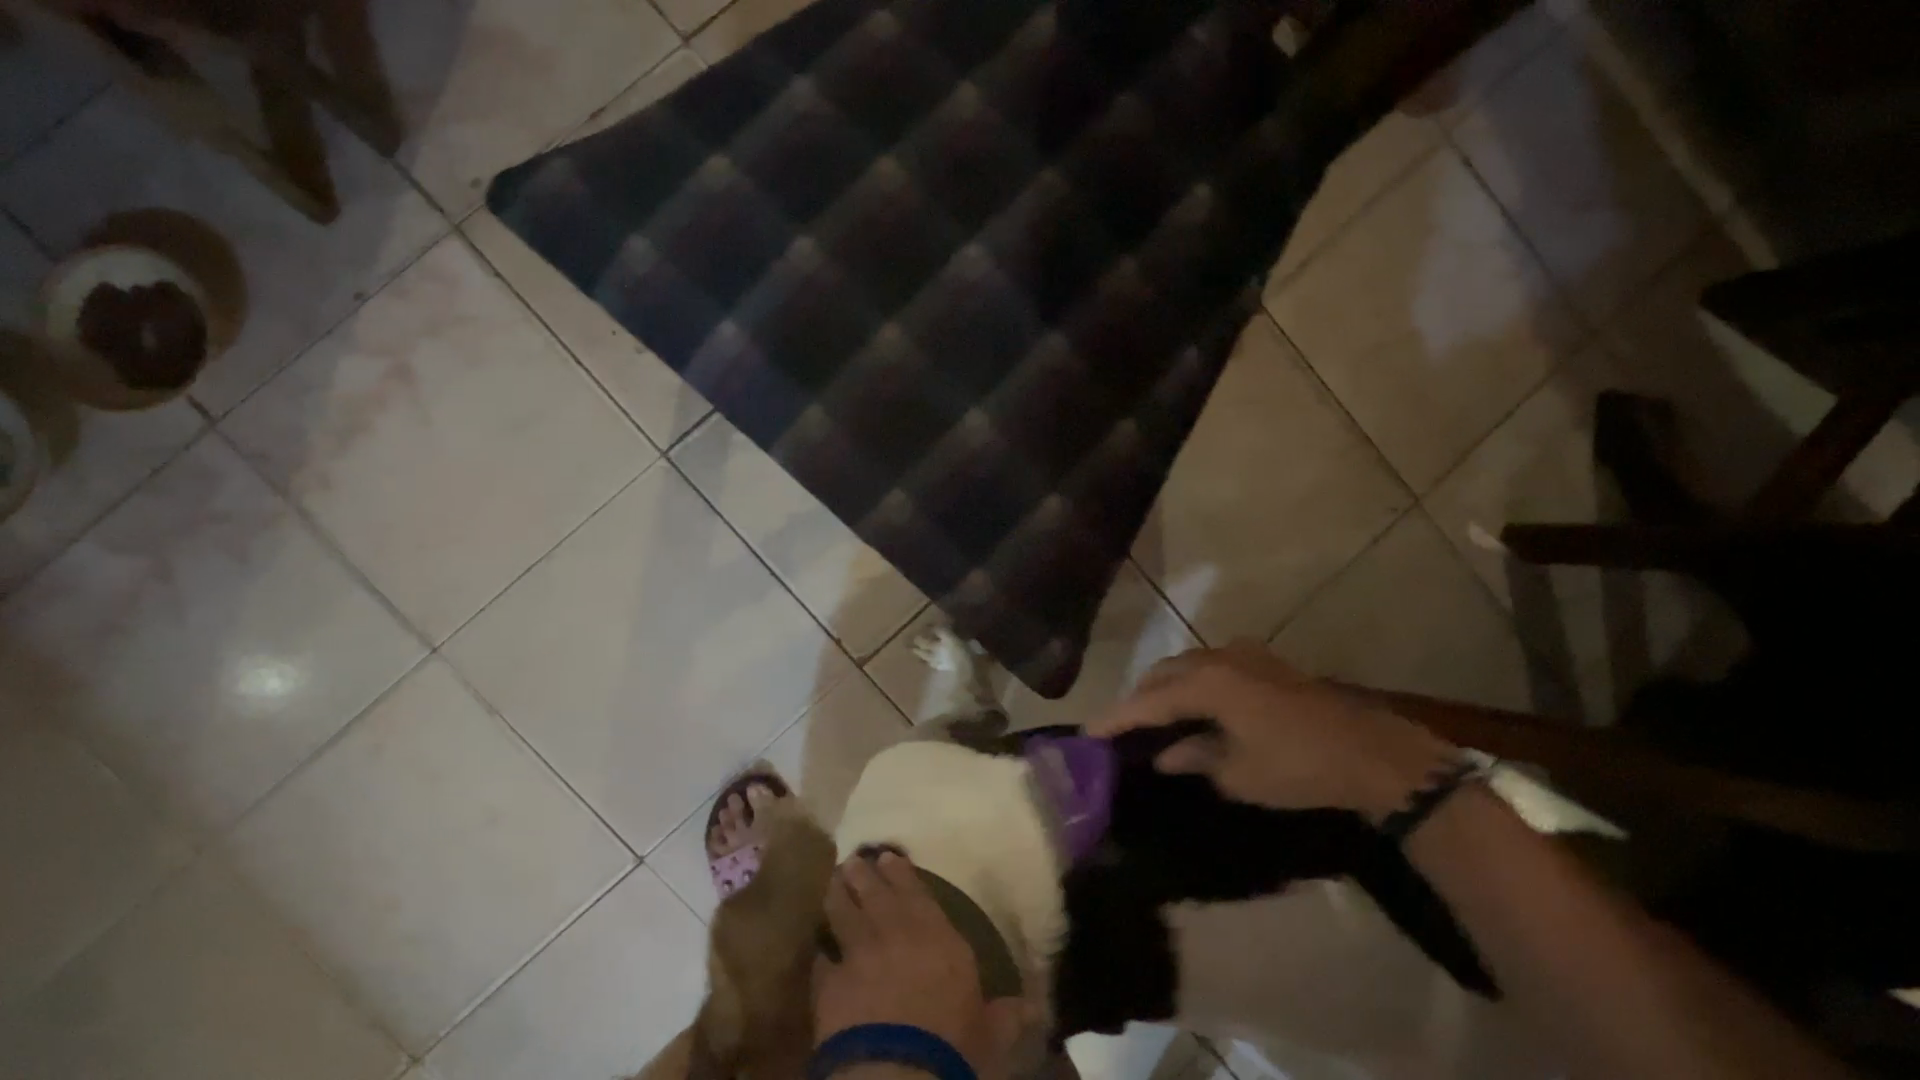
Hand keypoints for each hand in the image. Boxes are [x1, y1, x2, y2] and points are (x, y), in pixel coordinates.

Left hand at [814, 852, 1025, 1079]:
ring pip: (845, 913)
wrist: (897, 1070)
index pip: (919, 897)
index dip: (903, 875)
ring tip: (834, 878)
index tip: (890, 857)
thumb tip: (1032, 1006)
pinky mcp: (830, 982)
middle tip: (856, 858)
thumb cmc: (953, 1046)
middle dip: (866, 874)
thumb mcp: (990, 1033)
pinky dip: (822, 947)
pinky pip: (823, 957)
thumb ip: (1006, 1015)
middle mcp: (898, 936)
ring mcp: (860, 955)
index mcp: (940, 940)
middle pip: (878, 895)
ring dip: (839, 893)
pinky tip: (819, 942)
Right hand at [1088, 644, 1455, 818]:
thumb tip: (1167, 754)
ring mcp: (1247, 656)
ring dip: (1167, 688)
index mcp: (1207, 684)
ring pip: (1189, 665)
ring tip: (1152, 717)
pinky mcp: (1268, 664)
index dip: (1117, 718)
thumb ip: (1195, 757)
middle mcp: (1220, 659)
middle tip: (1119, 727)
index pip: (1148, 701)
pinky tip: (1195, 706)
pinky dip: (1194, 683)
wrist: (1371, 752)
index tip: (1087, 733)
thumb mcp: (1239, 774)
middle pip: (1164, 674)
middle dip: (1139, 699)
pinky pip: (1214, 667)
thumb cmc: (1298, 767)